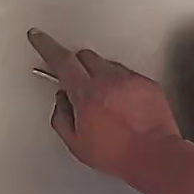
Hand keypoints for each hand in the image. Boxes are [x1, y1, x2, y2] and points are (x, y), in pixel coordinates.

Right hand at [28, 29, 184, 183]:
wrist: (156, 156)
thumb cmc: (119, 154)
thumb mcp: (76, 144)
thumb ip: (61, 117)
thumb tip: (61, 101)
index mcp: (87, 94)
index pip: (61, 60)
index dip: (46, 46)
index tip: (38, 37)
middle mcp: (109, 80)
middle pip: (84, 56)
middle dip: (75, 66)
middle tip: (76, 85)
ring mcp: (130, 80)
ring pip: (106, 64)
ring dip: (99, 76)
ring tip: (105, 104)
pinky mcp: (147, 83)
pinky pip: (126, 74)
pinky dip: (119, 84)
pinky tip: (122, 105)